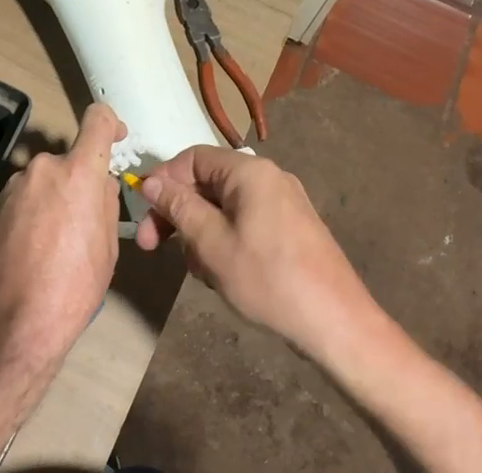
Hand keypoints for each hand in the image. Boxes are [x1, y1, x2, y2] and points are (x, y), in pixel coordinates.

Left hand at [0, 104, 125, 376]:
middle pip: (69, 160)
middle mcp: (43, 167)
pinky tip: (36, 248)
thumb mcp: (107, 247)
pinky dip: (35, 211)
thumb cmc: (72, 287)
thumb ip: (105, 203)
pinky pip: (25, 197)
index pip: (97, 121)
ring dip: (56, 198)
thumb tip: (101, 183)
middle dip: (80, 181)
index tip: (115, 135)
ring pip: (46, 180)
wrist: (11, 322)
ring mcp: (15, 185)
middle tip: (87, 220)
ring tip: (59, 243)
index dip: (110, 123)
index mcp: (78, 172)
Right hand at [134, 146, 380, 354]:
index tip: (144, 213)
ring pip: (224, 207)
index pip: (193, 158)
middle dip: (178, 214)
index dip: (163, 181)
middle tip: (152, 246)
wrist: (337, 324)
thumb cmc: (269, 279)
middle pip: (208, 182)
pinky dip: (225, 241)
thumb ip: (179, 207)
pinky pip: (245, 222)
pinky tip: (224, 275)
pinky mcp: (291, 228)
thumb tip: (151, 181)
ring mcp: (284, 203)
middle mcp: (269, 178)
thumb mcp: (212, 243)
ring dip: (202, 234)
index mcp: (250, 172)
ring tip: (202, 272)